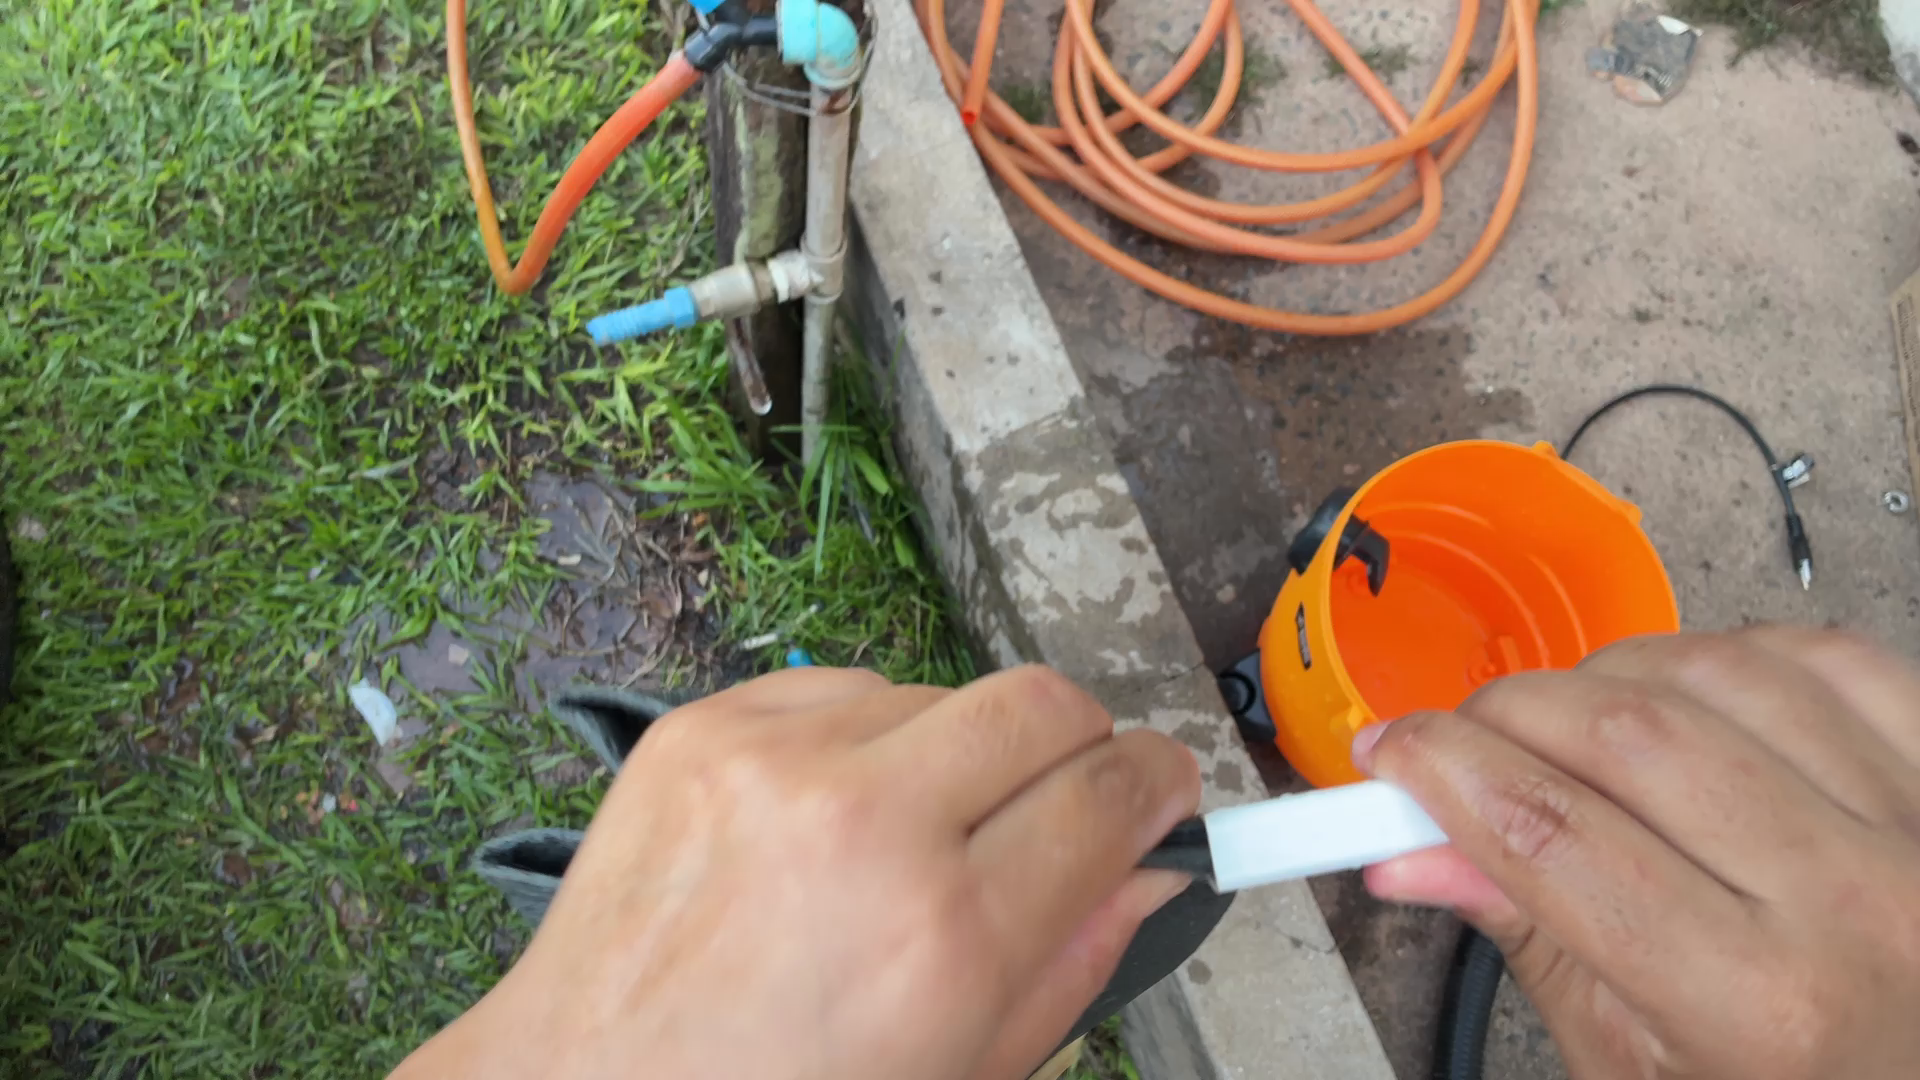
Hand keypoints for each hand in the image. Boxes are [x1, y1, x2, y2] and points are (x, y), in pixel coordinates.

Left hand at [392, 665, 1198, 1079]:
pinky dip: (865, 737)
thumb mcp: (959, 1078)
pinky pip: (844, 689)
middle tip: (1066, 783)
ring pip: (940, 693)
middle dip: (1080, 736)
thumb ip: (1073, 960)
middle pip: (1040, 701)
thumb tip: (1152, 861)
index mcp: (941, 940)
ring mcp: (774, 755)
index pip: (1107, 795)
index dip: (1159, 779)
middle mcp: (862, 822)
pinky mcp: (708, 721)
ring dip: (955, 750)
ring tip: (904, 826)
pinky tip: (826, 805)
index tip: (1165, 781)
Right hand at [1356, 626, 1919, 1079]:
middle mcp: (1866, 909)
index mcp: (1760, 1004)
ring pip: (1705, 669)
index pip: (1543, 830)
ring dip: (1598, 678)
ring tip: (1575, 728)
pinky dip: (1717, 656)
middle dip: (1497, 713)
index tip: (1384, 750)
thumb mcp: (1621, 1050)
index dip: (1435, 765)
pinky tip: (1683, 703)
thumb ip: (1509, 924)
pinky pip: (1819, 655)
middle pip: (1617, 731)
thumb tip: (1397, 850)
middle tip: (1464, 743)